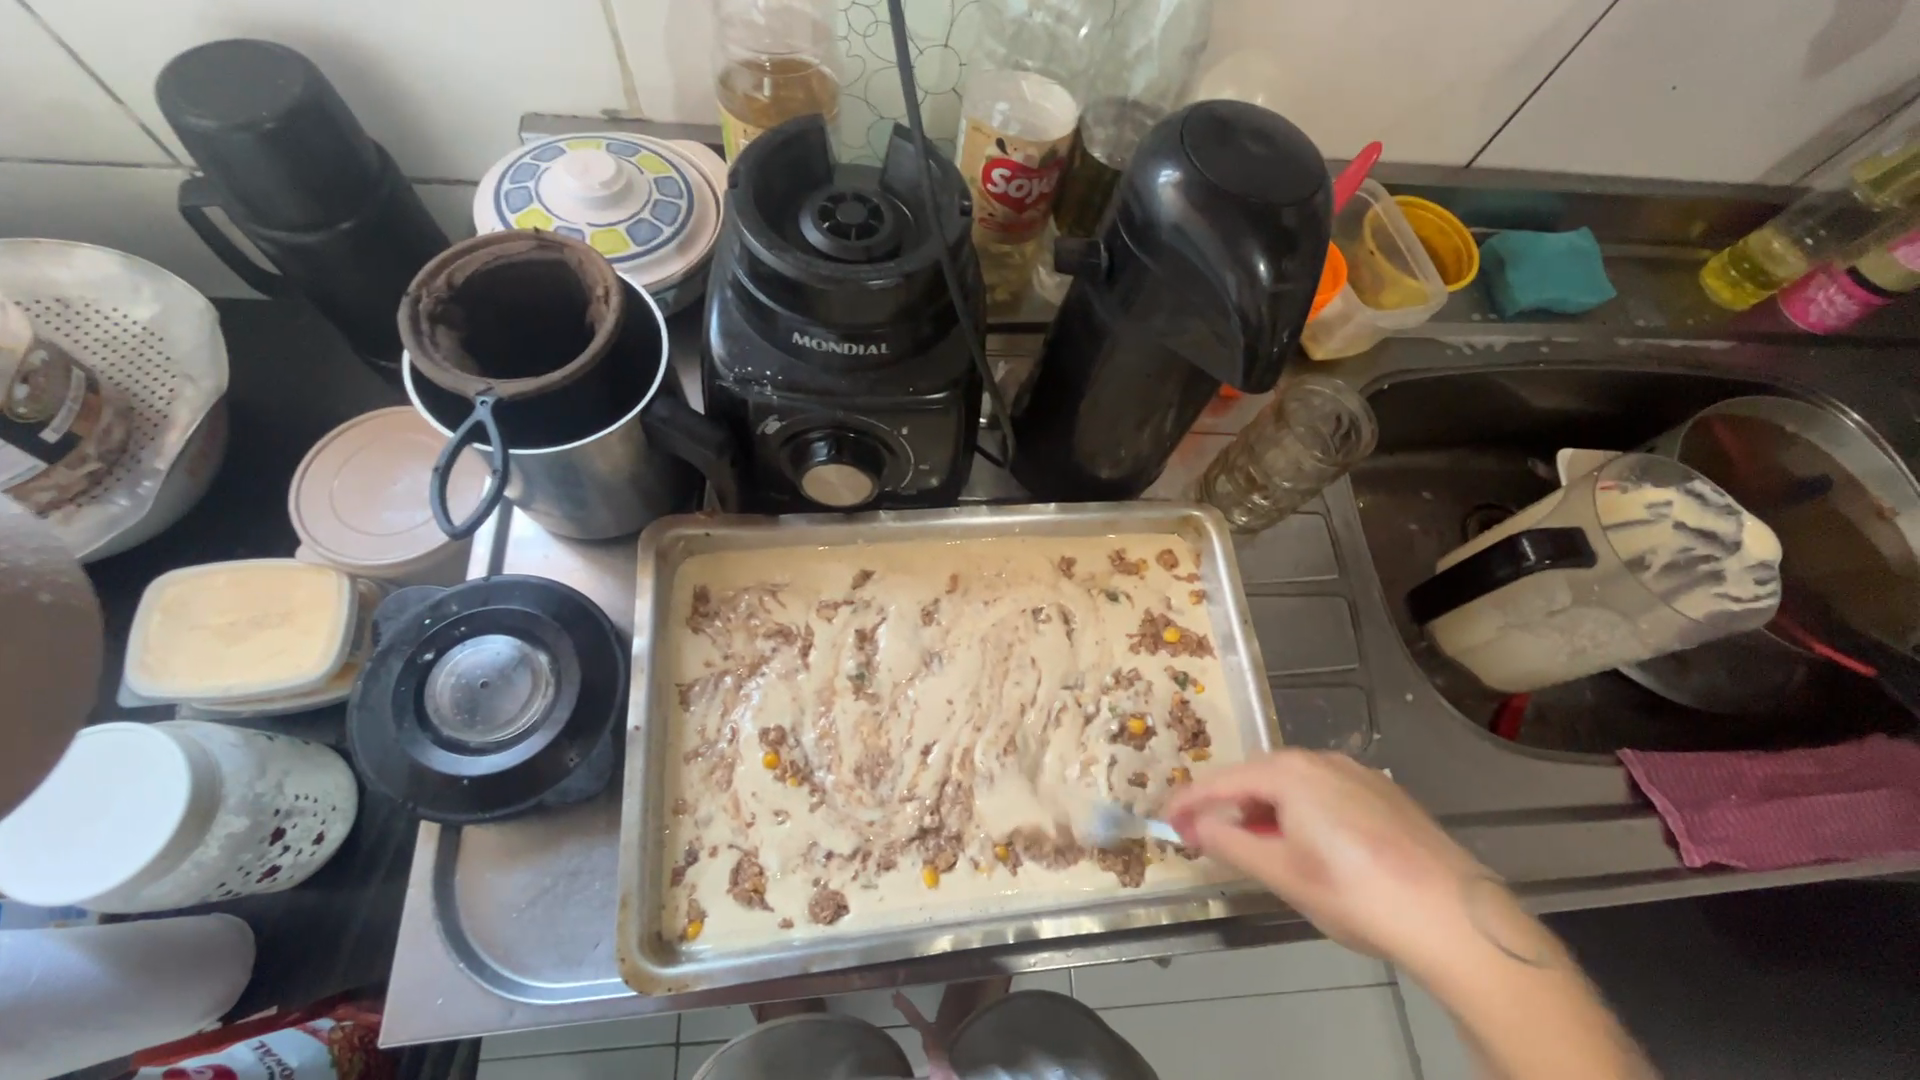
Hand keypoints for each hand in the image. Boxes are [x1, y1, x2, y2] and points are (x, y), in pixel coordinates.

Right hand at [1162, 749, 1484, 964]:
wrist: (1454, 917)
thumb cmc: (1354, 894)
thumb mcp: (1281, 873)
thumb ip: (1230, 842)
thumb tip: (1197, 824)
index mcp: (1290, 772)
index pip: (1223, 781)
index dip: (1190, 802)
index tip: (1166, 820)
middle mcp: (1321, 760)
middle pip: (1258, 775)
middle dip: (1227, 803)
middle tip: (1205, 835)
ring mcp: (1358, 774)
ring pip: (1293, 784)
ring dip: (1264, 808)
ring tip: (1253, 844)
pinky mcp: (1385, 795)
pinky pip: (1324, 793)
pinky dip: (1299, 811)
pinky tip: (1305, 843)